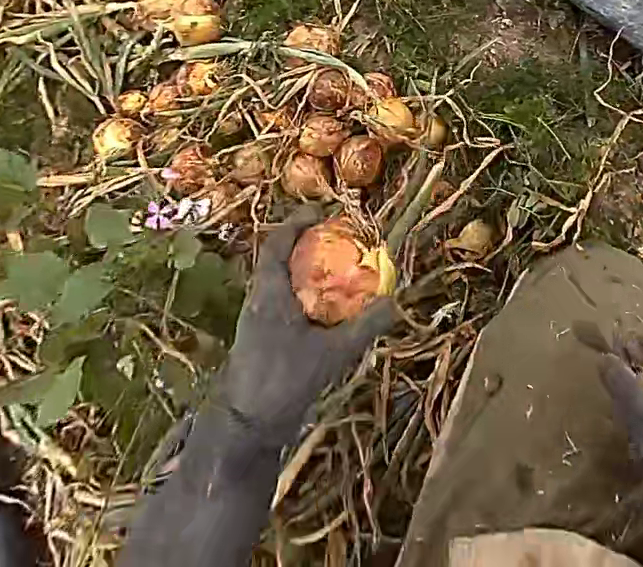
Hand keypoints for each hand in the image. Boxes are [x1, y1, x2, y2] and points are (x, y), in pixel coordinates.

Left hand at [211, 212, 394, 447]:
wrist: (246, 428)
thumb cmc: (284, 381)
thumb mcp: (332, 353)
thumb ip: (365, 326)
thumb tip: (395, 302)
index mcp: (269, 292)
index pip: (277, 243)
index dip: (297, 223)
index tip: (321, 213)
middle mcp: (259, 298)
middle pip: (278, 257)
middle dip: (305, 242)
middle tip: (334, 237)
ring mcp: (257, 318)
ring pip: (279, 279)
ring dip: (302, 267)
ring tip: (333, 265)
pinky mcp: (261, 336)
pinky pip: (282, 299)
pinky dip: (302, 291)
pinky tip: (323, 305)